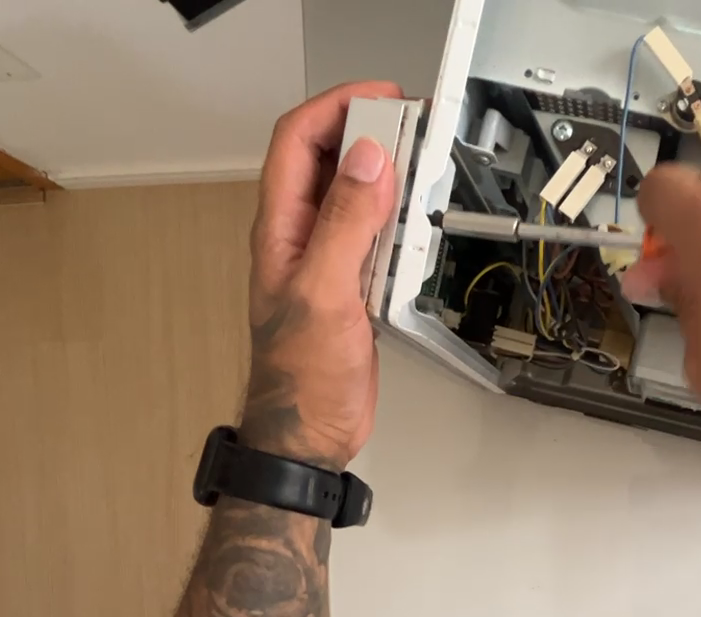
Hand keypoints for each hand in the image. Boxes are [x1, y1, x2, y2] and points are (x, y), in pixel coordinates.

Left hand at [244, 81, 403, 469]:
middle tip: (412, 133)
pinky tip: (416, 234)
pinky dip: (398, 231)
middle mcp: (300, 241)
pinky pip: (376, 245)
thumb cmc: (300, 376)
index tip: (382, 101)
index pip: (298, 143)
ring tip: (420, 177)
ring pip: (356, 203)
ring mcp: (328, 266)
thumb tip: (368, 164)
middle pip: (329, 165)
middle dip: (368, 139)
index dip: (335, 109)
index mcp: (280, 231)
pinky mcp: (353, 292)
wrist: (312, 431)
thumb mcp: (322, 293)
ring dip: (387, 184)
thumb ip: (344, 225)